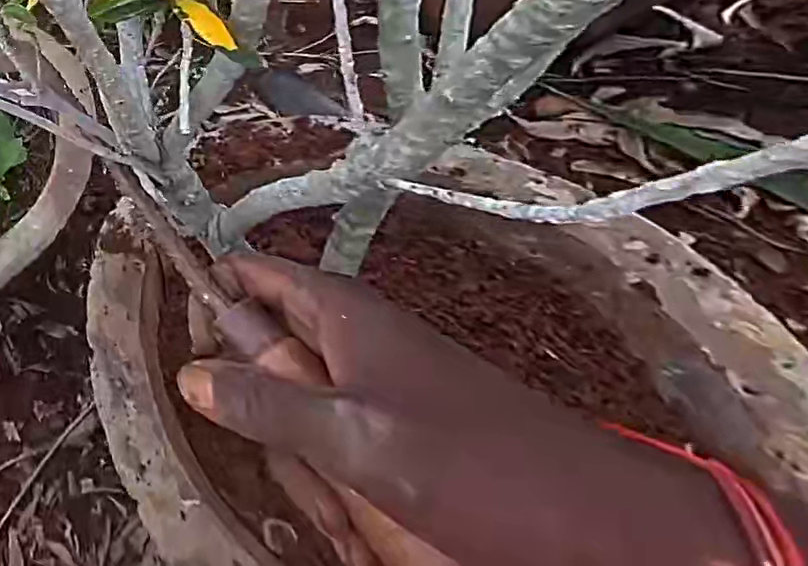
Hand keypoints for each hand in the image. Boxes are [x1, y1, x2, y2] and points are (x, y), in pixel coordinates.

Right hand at [177, 254, 807, 565]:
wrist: (620, 535)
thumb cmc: (480, 468)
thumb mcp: (357, 439)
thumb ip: (266, 400)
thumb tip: (188, 375)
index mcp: (332, 307)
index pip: (242, 271)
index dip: (209, 299)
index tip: (200, 360)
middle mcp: (344, 332)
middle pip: (259, 344)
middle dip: (260, 405)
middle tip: (300, 465)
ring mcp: (369, 379)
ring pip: (291, 400)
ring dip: (299, 457)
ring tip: (347, 516)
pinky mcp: (390, 422)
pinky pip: (328, 435)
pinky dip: (330, 476)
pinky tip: (361, 524)